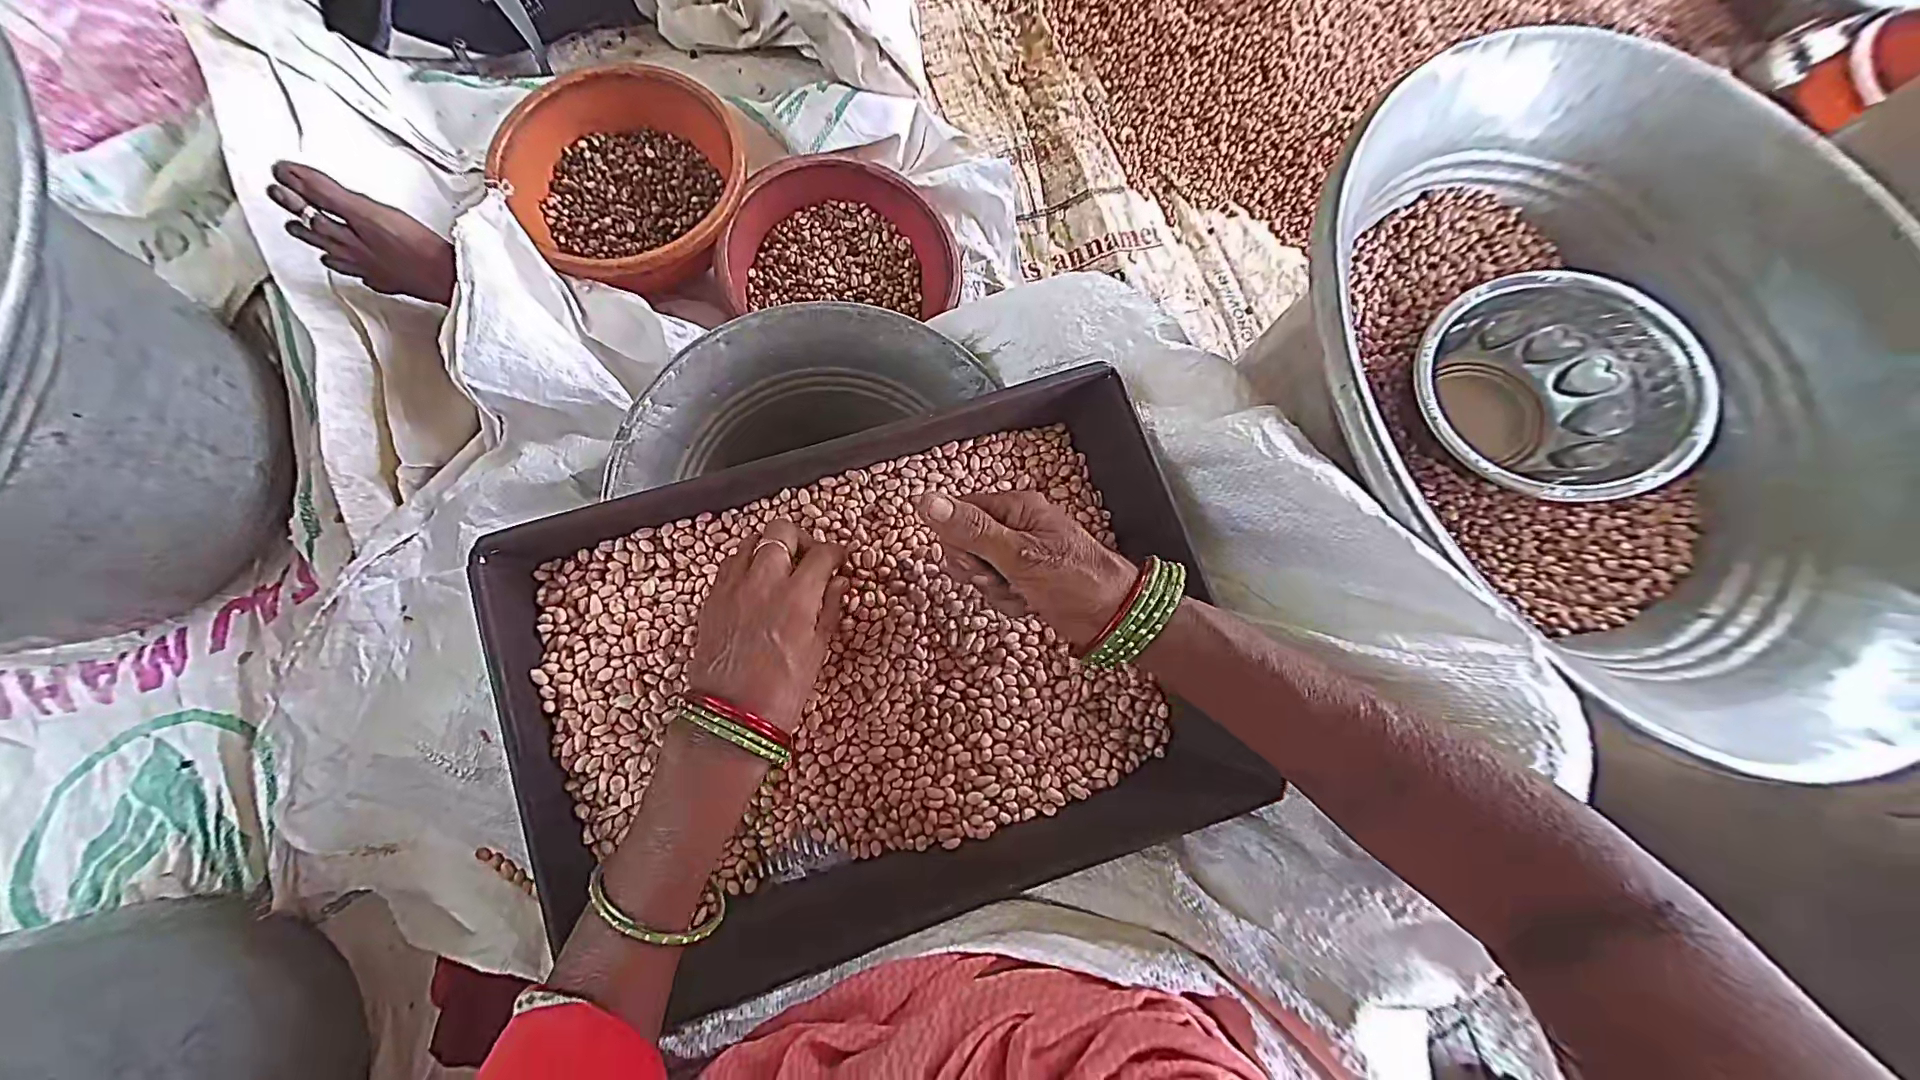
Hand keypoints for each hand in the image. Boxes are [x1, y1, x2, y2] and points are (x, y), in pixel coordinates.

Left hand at [266, 161, 456, 304]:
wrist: (449, 279)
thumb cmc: (418, 247)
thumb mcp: (371, 211)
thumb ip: (330, 194)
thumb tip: (291, 174)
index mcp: (347, 232)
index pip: (313, 203)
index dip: (294, 185)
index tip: (280, 172)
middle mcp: (354, 252)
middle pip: (319, 230)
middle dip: (299, 212)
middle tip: (283, 200)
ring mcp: (372, 269)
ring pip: (336, 255)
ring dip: (319, 243)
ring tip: (308, 234)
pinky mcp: (392, 282)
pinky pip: (366, 276)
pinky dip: (356, 271)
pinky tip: (357, 270)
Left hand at [686, 521, 847, 730]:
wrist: (732, 716)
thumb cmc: (782, 690)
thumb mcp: (818, 650)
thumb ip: (830, 608)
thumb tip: (839, 582)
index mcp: (797, 596)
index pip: (821, 553)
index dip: (835, 552)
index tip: (838, 560)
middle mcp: (763, 582)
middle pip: (781, 530)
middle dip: (800, 539)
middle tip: (807, 558)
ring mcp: (733, 587)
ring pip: (751, 541)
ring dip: (769, 547)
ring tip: (780, 569)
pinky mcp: (712, 598)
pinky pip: (729, 564)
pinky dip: (745, 563)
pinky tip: (755, 584)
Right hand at [916, 492, 1138, 649]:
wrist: (1114, 617)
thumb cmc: (1075, 580)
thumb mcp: (1017, 555)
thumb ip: (970, 530)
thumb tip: (927, 502)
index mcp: (1016, 507)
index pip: (960, 513)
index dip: (958, 542)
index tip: (975, 562)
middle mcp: (1017, 525)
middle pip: (966, 544)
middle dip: (978, 570)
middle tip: (1001, 579)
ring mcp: (1021, 553)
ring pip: (980, 570)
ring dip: (994, 589)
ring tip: (1021, 593)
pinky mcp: (1025, 577)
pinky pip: (996, 587)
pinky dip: (1007, 600)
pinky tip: (1028, 603)